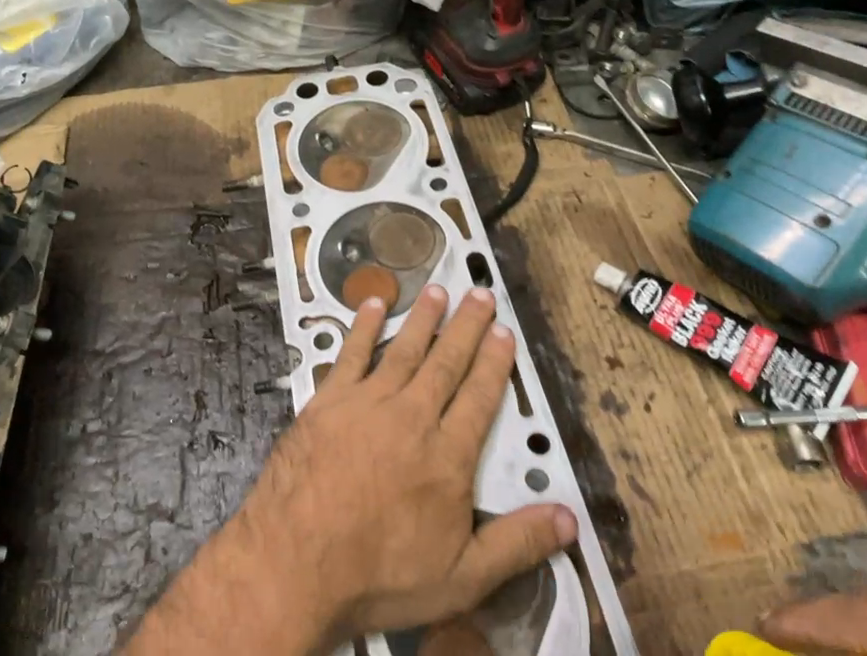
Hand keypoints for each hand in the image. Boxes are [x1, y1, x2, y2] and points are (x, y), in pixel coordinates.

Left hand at [233, 285, 577, 641]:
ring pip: (403, 351)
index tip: (504, 333)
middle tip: (480, 295)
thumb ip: (517, 544)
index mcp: (447, 456)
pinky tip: (372, 305)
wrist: (295, 563)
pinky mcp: (326, 403)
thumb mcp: (461, 577)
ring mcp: (366, 405)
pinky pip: (350, 355)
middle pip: (446, 363)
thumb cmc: (378, 575)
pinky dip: (362, 328)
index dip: (495, 363)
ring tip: (438, 290)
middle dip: (466, 328)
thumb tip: (570, 520)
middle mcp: (411, 418)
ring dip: (422, 319)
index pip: (480, 398)